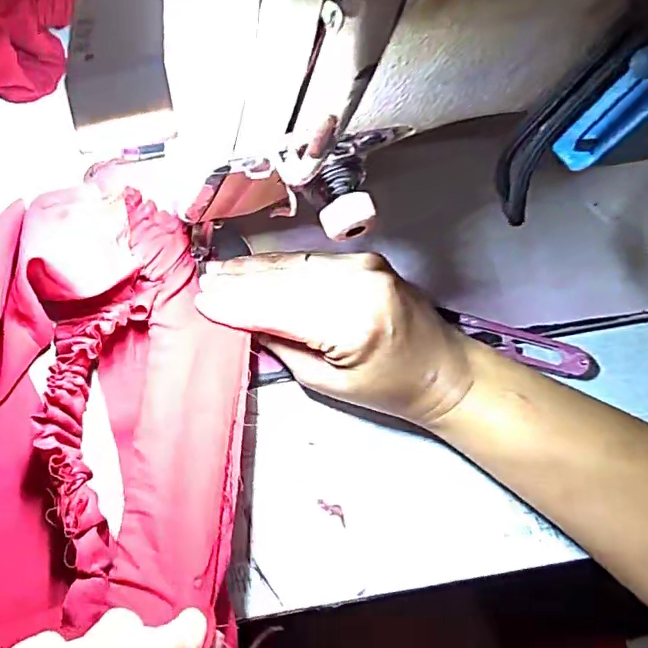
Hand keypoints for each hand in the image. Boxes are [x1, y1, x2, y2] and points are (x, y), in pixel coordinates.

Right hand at [194, 251, 477, 427]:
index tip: (202, 303)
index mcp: (350, 324)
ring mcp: (363, 267)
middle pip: (281, 281)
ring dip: (251, 268)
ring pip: (291, 265)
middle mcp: (358, 286)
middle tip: (203, 282)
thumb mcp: (324, 380)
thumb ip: (280, 345)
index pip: (277, 308)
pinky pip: (308, 259)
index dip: (235, 306)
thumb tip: (240, 321)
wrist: (445, 370)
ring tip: (218, 271)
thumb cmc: (385, 387)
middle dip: (238, 283)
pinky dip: (276, 263)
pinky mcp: (364, 259)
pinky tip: (251, 265)